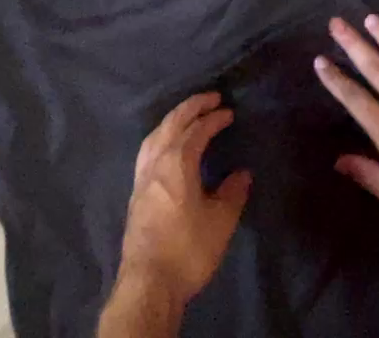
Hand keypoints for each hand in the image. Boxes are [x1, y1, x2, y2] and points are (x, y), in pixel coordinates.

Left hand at [115, 92, 253, 306]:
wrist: (148, 281)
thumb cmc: (188, 249)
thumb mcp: (220, 222)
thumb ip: (232, 193)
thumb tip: (242, 173)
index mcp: (177, 162)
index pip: (196, 130)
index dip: (214, 118)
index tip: (229, 112)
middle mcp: (155, 161)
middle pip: (172, 123)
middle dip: (191, 107)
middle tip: (210, 98)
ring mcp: (142, 175)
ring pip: (156, 133)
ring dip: (174, 119)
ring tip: (189, 115)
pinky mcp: (136, 189)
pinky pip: (149, 147)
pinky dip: (161, 135)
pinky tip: (166, 144)